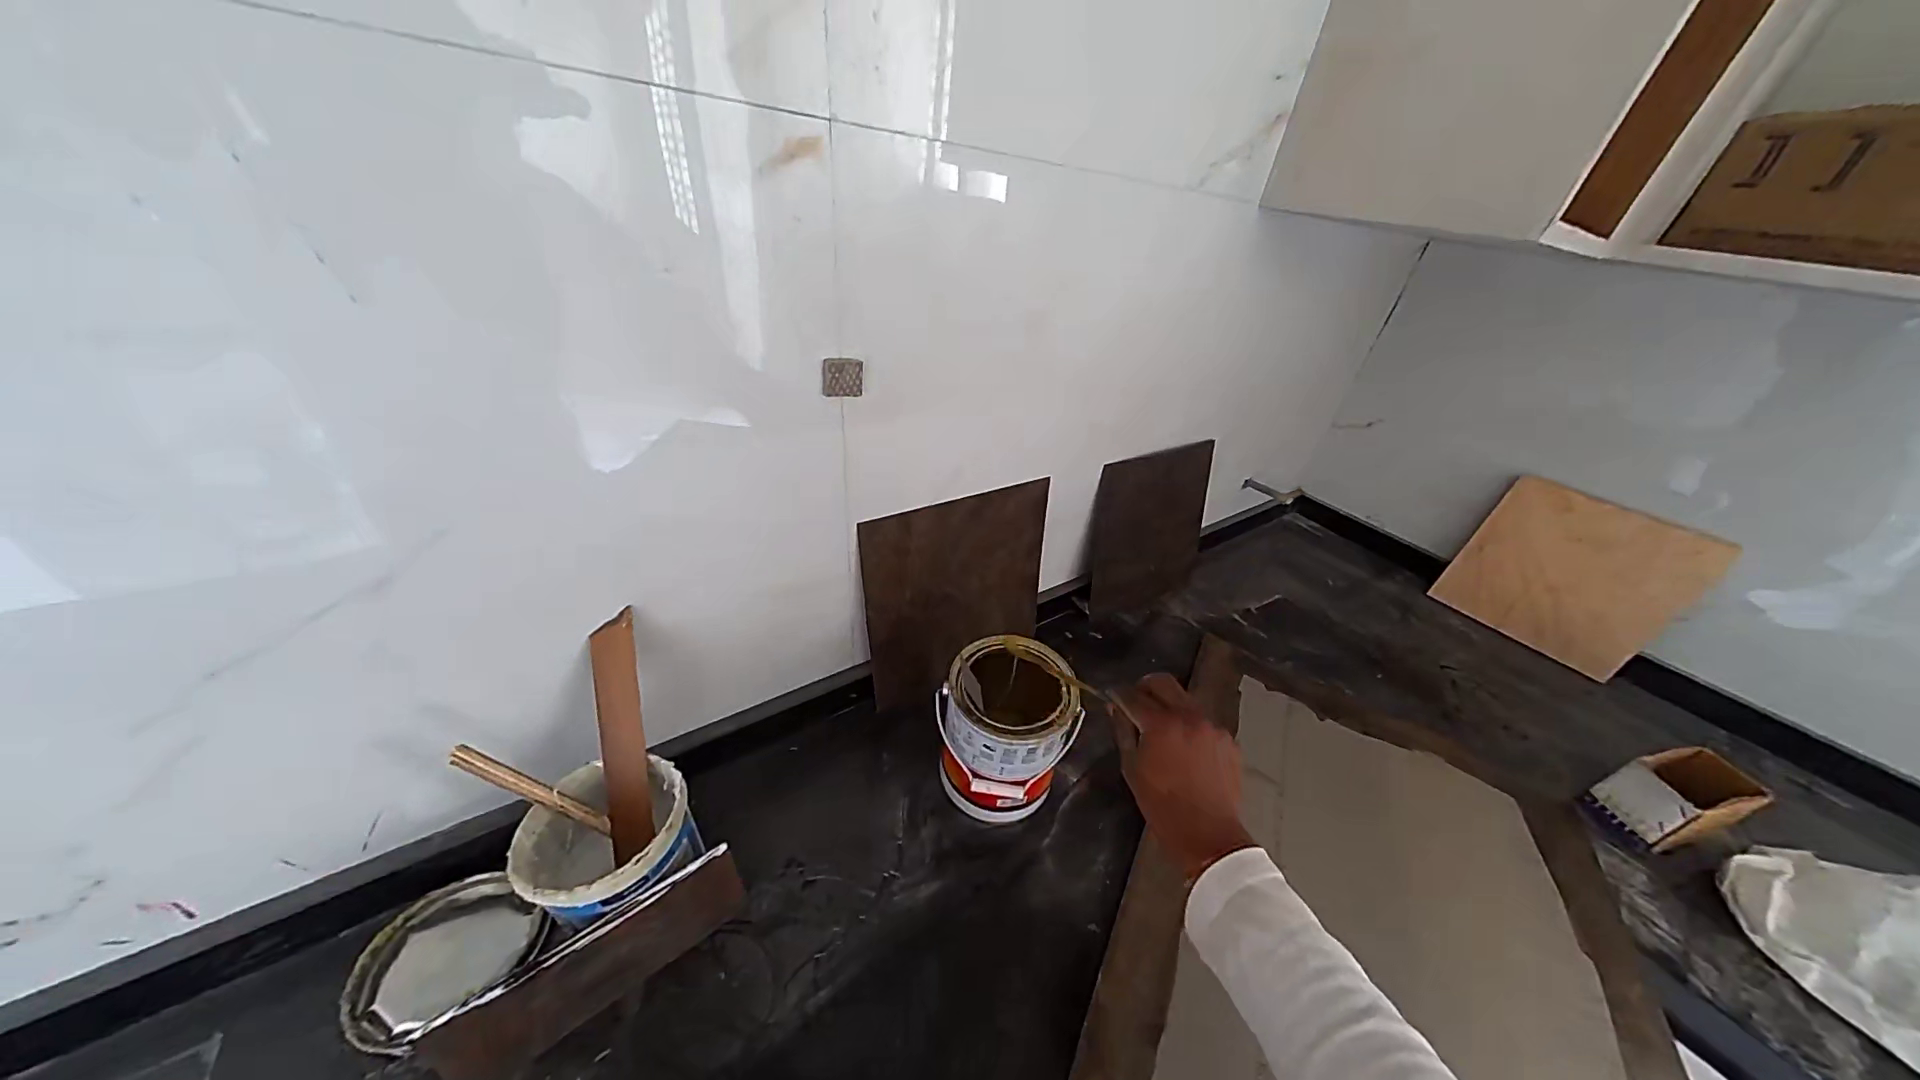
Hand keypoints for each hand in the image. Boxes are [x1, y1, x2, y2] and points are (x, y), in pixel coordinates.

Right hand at [1110, 673, 1255, 881]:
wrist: (1209, 835)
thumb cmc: (1162, 805)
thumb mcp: (1132, 768)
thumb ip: (1123, 732)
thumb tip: (1115, 708)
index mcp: (1161, 724)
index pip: (1133, 695)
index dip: (1118, 694)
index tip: (1112, 698)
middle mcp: (1189, 716)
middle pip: (1163, 682)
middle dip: (1144, 687)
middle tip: (1135, 703)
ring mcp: (1213, 726)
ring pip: (1185, 698)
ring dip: (1169, 704)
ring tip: (1161, 728)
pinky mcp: (1229, 739)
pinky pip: (1203, 720)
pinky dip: (1190, 724)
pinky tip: (1185, 747)